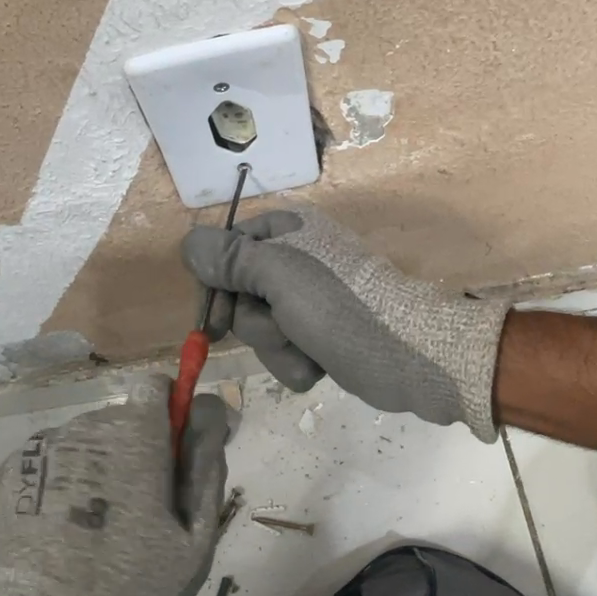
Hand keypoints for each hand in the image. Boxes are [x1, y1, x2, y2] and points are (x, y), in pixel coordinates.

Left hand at [0, 376, 228, 595]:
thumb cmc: (131, 594)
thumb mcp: (193, 538)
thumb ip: (206, 464)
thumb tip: (212, 410)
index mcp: (135, 436)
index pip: (155, 387)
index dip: (168, 413)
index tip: (172, 455)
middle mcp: (85, 428)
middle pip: (120, 421)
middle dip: (134, 451)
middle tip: (138, 515)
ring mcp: (40, 451)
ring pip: (83, 444)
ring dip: (96, 469)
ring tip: (93, 533)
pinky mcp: (7, 477)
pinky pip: (48, 465)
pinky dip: (60, 487)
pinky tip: (60, 537)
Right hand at [182, 206, 508, 441]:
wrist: (409, 355)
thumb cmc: (342, 304)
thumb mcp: (279, 273)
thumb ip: (230, 257)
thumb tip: (187, 241)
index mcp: (290, 230)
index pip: (226, 248)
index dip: (216, 284)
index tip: (213, 316)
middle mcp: (296, 260)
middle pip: (238, 294)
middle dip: (255, 322)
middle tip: (280, 326)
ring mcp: (309, 301)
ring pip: (259, 330)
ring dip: (278, 348)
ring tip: (308, 347)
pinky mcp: (320, 337)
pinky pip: (283, 353)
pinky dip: (296, 364)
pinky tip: (320, 365)